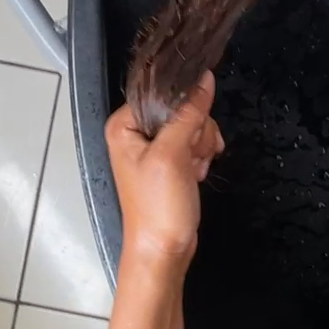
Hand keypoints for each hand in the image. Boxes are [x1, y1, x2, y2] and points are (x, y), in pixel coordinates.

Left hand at [106, 72, 225, 270]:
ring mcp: (155, 147)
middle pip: (182, 107)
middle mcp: (136, 132)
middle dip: (196, 131)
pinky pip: (196, 141)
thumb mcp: (172, 155)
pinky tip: (197, 172)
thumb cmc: (158, 207)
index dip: (184, 108)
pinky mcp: (171, 160)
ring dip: (201, 145)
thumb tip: (204, 79)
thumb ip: (188, 113)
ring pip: (194, 123)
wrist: (164, 250)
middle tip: (190, 156)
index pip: (163, 92)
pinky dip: (202, 155)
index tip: (188, 132)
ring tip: (193, 169)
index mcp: (124, 124)